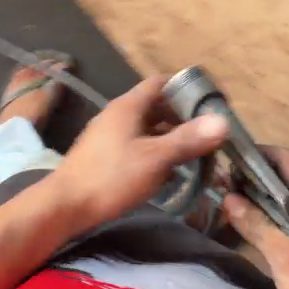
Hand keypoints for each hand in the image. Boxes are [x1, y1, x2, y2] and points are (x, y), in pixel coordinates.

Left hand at [39, 75, 228, 231]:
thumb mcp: (155, 158)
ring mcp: (111, 134)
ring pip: (149, 127)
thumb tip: (222, 121)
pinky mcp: (108, 155)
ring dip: (172, 137)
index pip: (161, 83)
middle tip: (211, 133)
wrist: (66, 205)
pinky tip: (172, 170)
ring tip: (199, 153)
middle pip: (157, 106)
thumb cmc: (110, 177)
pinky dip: (158, 151)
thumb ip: (187, 139)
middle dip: (184, 117)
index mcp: (128, 106)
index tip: (212, 101)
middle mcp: (119, 114)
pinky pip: (139, 144)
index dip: (187, 87)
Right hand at [224, 148, 288, 288]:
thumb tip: (228, 197)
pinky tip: (268, 232)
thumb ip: (256, 225)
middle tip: (227, 188)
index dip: (259, 154)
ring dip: (271, 200)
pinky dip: (285, 218)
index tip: (230, 158)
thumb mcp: (285, 260)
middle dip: (260, 179)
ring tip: (240, 208)